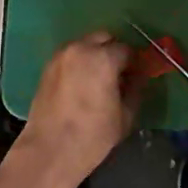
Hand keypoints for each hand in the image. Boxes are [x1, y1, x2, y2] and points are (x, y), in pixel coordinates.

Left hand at [9, 31, 137, 187]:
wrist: (50, 150)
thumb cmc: (92, 135)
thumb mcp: (125, 115)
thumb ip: (135, 89)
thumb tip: (138, 77)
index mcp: (102, 58)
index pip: (126, 50)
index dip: (135, 62)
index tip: (139, 75)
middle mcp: (80, 48)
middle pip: (104, 38)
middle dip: (115, 51)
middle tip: (122, 73)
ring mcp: (61, 55)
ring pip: (85, 44)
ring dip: (97, 54)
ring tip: (102, 79)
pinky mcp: (48, 66)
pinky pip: (71, 55)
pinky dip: (81, 61)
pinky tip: (84, 83)